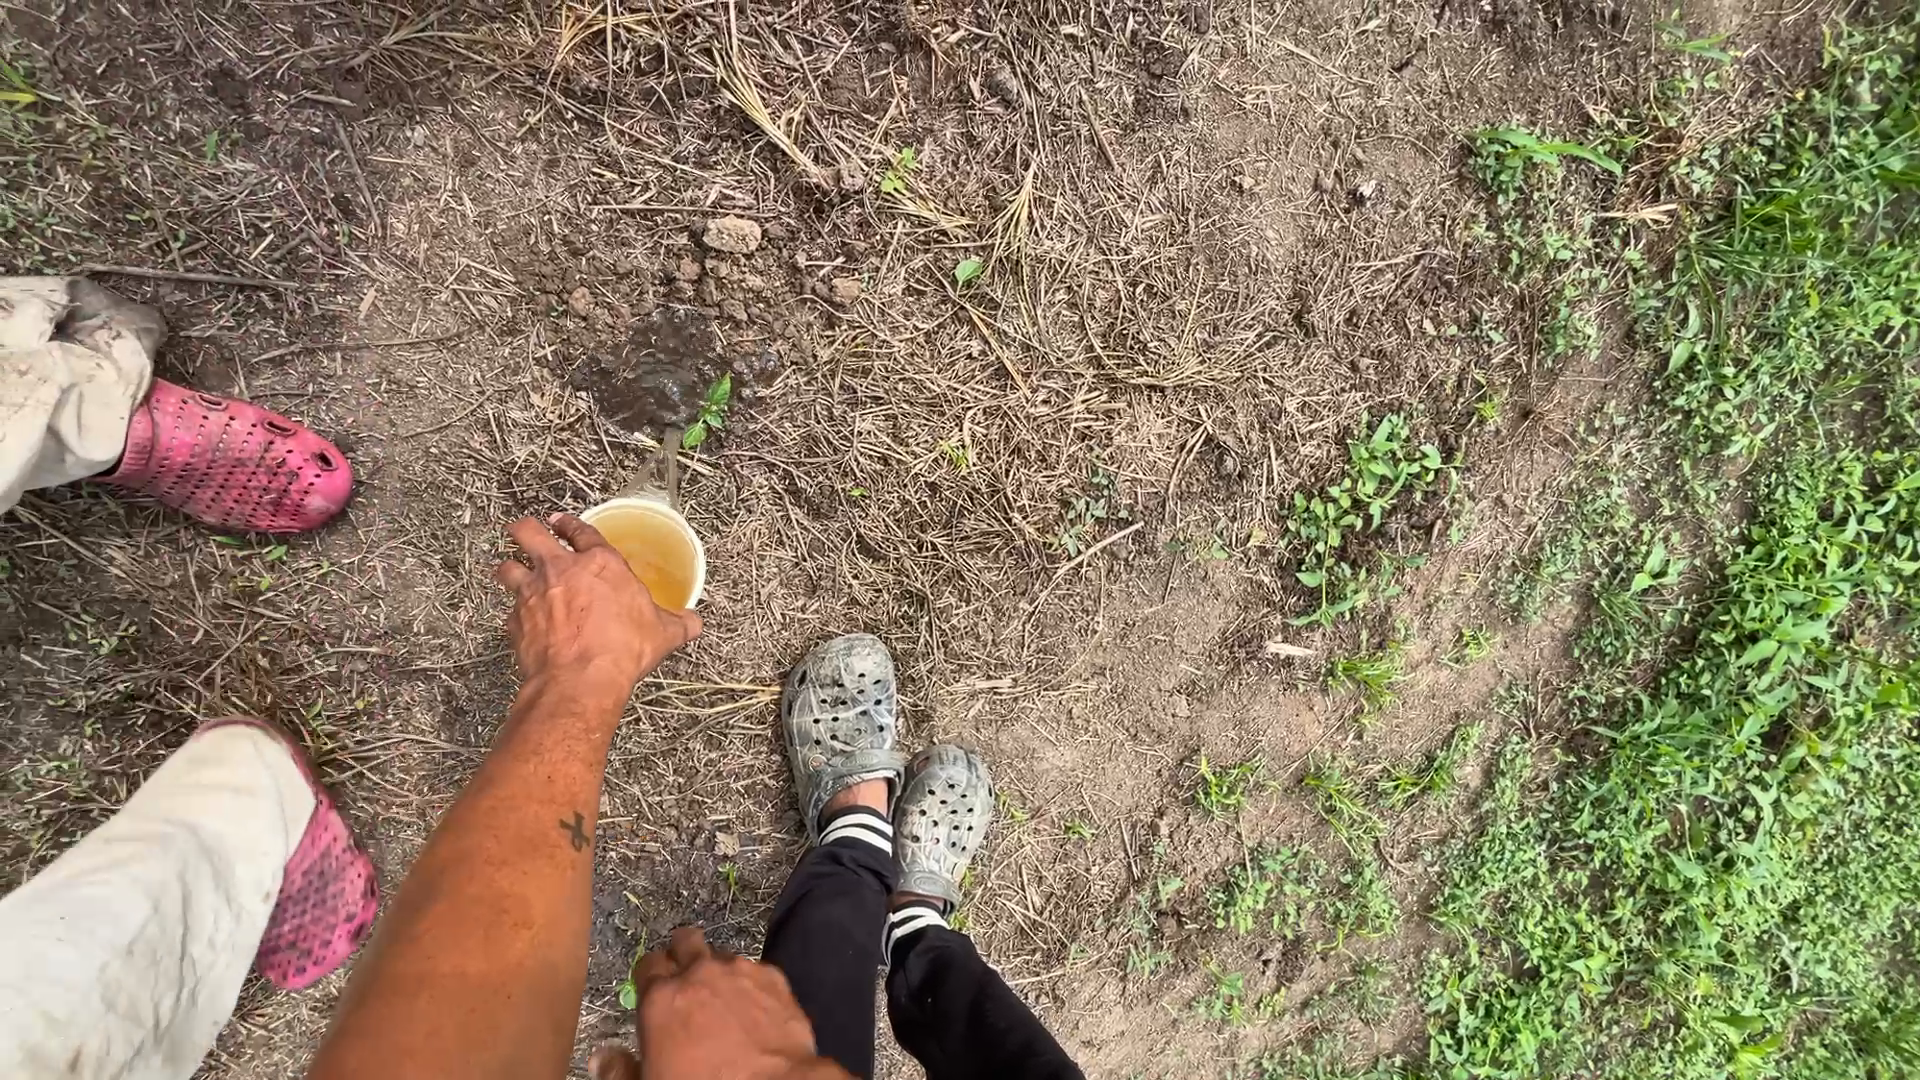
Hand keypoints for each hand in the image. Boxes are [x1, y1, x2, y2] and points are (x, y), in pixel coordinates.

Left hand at [494, 515, 701, 694]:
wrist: (580, 680)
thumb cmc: (620, 650)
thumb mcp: (665, 633)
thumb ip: (681, 622)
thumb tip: (692, 622)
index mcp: (600, 564)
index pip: (581, 530)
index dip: (571, 523)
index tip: (565, 522)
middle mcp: (561, 571)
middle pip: (528, 532)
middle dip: (526, 529)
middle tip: (528, 532)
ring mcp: (533, 594)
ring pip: (507, 565)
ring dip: (510, 567)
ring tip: (515, 570)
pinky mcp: (515, 622)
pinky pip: (508, 609)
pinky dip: (515, 613)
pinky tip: (524, 620)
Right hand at [589, 926, 850, 1079]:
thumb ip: (619, 1071)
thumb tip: (602, 1056)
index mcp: (661, 999)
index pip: (647, 965)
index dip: (648, 975)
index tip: (652, 990)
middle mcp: (699, 973)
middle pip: (685, 941)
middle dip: (681, 953)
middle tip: (684, 978)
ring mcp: (740, 969)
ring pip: (721, 955)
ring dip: (716, 971)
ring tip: (721, 1000)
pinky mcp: (773, 975)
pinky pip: (754, 969)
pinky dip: (747, 983)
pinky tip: (752, 1008)